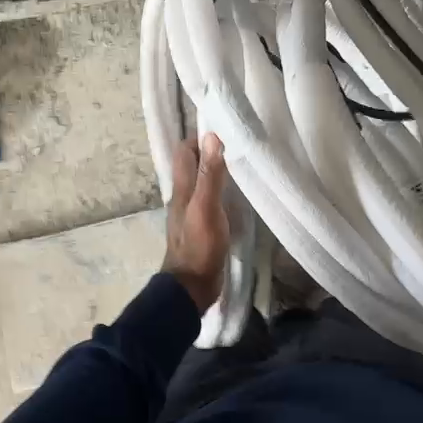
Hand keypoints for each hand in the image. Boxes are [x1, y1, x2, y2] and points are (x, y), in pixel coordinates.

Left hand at [163, 133, 230, 309]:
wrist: (191, 288)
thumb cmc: (199, 245)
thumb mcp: (206, 207)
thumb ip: (209, 174)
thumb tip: (211, 136)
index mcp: (182, 188)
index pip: (185, 151)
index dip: (200, 139)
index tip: (224, 133)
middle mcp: (183, 196)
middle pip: (192, 165)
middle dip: (210, 153)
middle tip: (236, 147)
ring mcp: (191, 212)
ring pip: (200, 183)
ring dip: (215, 172)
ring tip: (240, 167)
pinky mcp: (201, 227)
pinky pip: (208, 200)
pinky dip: (220, 192)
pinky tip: (235, 196)